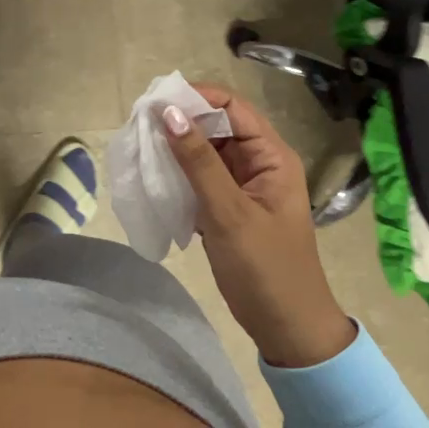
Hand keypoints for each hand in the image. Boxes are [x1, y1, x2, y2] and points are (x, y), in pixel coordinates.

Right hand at [164, 84, 355, 367]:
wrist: (288, 331)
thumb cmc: (267, 269)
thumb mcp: (230, 213)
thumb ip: (198, 160)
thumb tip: (166, 111)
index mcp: (272, 156)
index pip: (231, 105)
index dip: (194, 98)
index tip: (154, 103)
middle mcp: (258, 162)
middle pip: (215, 124)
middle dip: (179, 121)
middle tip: (139, 125)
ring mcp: (242, 184)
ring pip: (204, 149)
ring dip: (174, 147)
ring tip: (140, 146)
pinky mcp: (227, 205)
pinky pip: (199, 175)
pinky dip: (177, 172)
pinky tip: (152, 174)